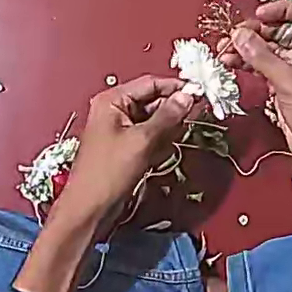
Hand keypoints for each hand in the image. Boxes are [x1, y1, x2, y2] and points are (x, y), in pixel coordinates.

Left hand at [54, 77, 200, 224]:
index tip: (200, 94)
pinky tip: (160, 154)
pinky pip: (151, 135)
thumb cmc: (109, 171)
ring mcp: (121, 128)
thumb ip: (167, 116)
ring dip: (168, 130)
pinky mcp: (127, 145)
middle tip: (192, 120)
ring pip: (155, 120)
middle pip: (154, 100)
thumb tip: (188, 96)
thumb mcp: (142, 140)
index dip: (176, 87)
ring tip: (170, 143)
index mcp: (113, 100)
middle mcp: (116, 109)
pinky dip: (160, 142)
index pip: (151, 83)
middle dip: (173, 111)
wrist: (90, 208)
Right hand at [218, 1, 291, 166]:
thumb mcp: (291, 82)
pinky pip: (266, 66)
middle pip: (282, 29)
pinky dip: (250, 64)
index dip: (280, 9)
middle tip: (234, 36)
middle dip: (256, 32)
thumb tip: (241, 35)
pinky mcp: (288, 84)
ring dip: (248, 48)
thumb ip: (263, 57)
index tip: (258, 14)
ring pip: (270, 48)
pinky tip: (232, 62)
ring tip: (227, 50)